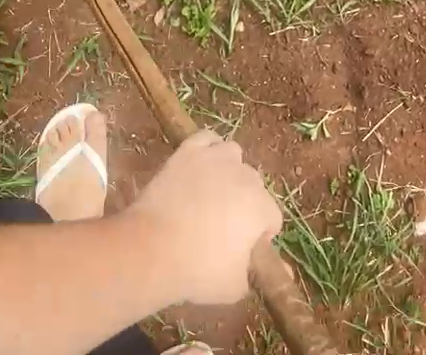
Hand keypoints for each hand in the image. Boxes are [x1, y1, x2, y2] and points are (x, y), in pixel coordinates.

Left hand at [126, 130, 282, 305]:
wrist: (153, 246)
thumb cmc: (198, 270)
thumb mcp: (235, 286)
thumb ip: (254, 274)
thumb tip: (267, 269)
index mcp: (260, 207)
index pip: (273, 218)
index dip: (261, 235)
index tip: (244, 248)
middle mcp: (244, 175)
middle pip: (254, 184)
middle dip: (245, 202)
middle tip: (225, 225)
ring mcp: (215, 158)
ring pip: (233, 155)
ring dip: (230, 170)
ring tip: (213, 191)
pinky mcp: (188, 151)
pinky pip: (207, 138)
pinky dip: (208, 148)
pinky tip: (201, 164)